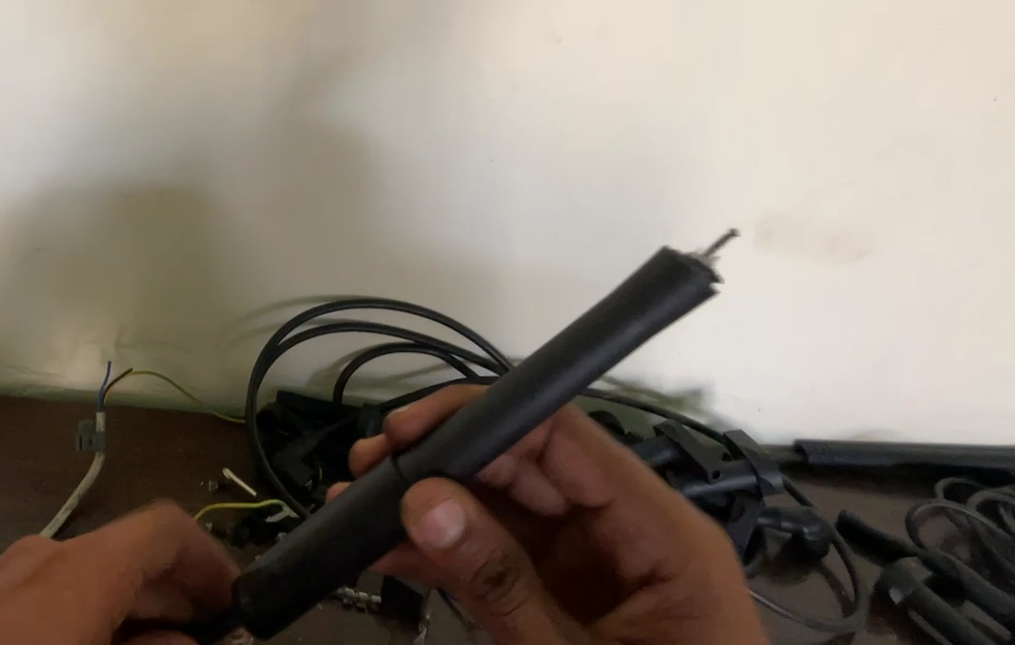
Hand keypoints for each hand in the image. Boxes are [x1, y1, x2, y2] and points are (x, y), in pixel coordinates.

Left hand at [0, 501, 237, 644]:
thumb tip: (190, 641)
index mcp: (79, 567)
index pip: (163, 527)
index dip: (211, 560)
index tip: (239, 607)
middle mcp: (43, 555)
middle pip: (131, 554)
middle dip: (179, 596)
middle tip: (213, 640)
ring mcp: (5, 578)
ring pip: (94, 577)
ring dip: (138, 612)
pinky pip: (55, 598)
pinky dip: (95, 618)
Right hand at [342, 386, 766, 643]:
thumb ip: (503, 584)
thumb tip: (422, 500)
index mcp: (658, 531)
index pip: (559, 435)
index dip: (478, 417)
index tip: (406, 433)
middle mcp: (619, 531)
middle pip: (517, 462)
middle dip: (437, 458)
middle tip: (366, 466)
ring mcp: (584, 565)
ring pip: (493, 505)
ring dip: (425, 503)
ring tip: (356, 503)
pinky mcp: (554, 596)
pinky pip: (490, 554)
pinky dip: (437, 551)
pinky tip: (383, 548)